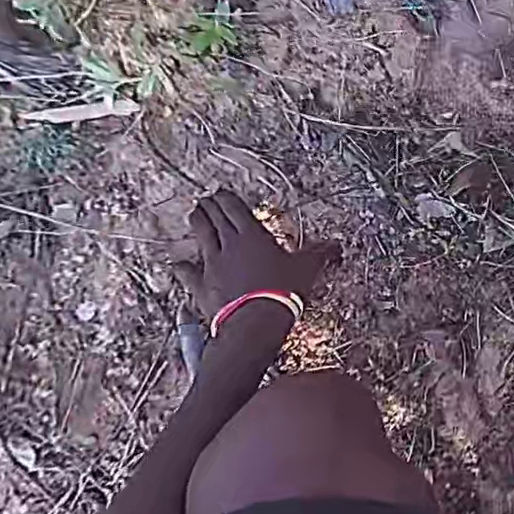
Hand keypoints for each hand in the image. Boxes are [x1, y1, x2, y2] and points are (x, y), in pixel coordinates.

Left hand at [176, 190, 335, 322]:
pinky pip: (188, 272)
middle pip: (215, 218)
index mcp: (252, 234)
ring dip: (197, 224)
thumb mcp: (307, 269)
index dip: (226, 198)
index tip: (221, 192)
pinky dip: (183, 267)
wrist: (256, 321)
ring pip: (201, 237)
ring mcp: (212, 265)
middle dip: (210, 206)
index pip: (234, 208)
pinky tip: (177, 264)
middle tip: (206, 200)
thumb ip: (319, 254)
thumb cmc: (283, 290)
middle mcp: (229, 244)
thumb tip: (336, 246)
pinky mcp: (202, 286)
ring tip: (195, 215)